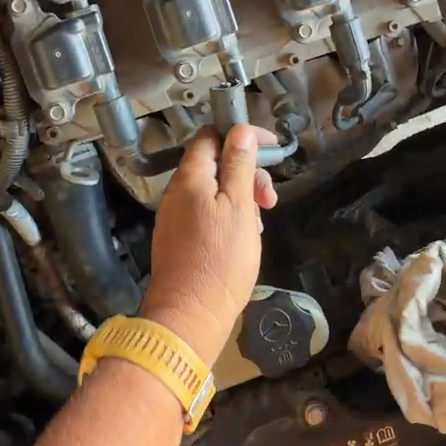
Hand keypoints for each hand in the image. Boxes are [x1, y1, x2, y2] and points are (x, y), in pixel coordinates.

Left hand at [142, 126, 277, 360]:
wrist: (190, 315)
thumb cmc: (220, 258)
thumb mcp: (239, 205)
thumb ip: (239, 165)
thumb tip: (241, 130)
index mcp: (190, 177)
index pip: (211, 136)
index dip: (241, 136)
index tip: (270, 150)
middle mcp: (177, 192)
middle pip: (215, 164)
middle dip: (247, 174)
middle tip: (269, 200)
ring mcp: (175, 217)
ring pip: (214, 191)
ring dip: (241, 199)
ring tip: (259, 224)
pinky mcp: (179, 239)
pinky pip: (207, 213)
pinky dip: (229, 217)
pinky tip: (244, 238)